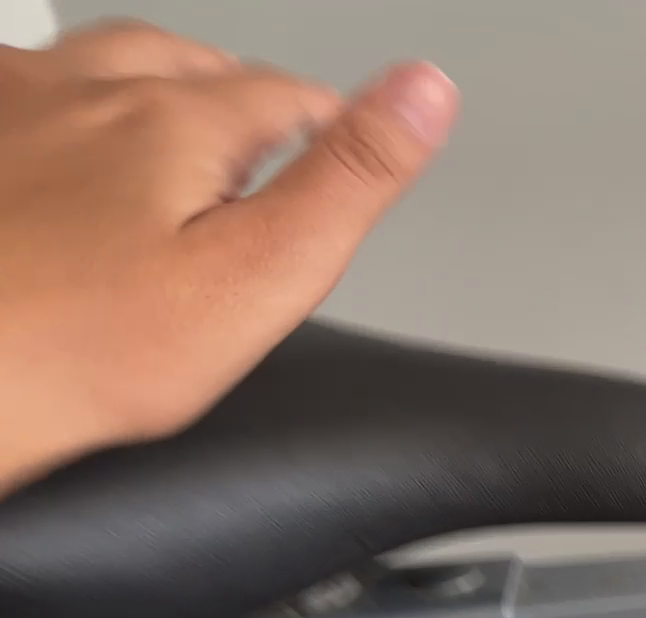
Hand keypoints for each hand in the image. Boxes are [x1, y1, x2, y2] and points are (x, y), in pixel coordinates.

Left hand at [0, 19, 458, 493]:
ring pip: (95, 65)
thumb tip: (424, 90)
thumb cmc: (103, 343)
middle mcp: (70, 92)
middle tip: (282, 141)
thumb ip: (354, 174)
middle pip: (186, 65)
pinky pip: (18, 90)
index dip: (335, 123)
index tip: (355, 148)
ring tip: (197, 139)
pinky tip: (84, 149)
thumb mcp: (276, 262)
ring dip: (160, 89)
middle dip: (245, 98)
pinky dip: (73, 108)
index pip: (284, 94)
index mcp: (170, 122)